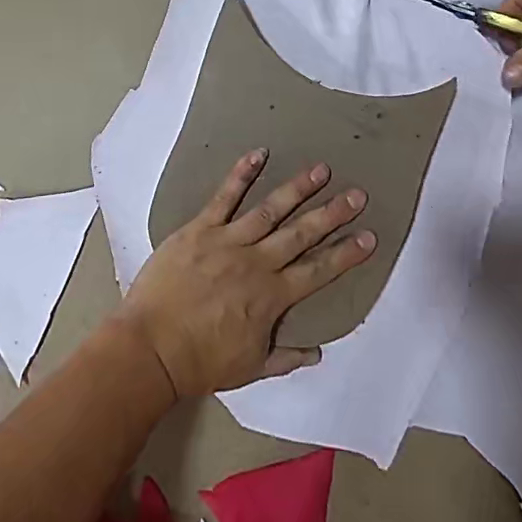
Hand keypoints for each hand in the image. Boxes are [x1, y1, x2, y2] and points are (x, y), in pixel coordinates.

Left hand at [113, 149, 375, 398]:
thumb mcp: (251, 367)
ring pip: (270, 210)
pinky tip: (258, 154)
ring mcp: (228, 241)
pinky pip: (224, 197)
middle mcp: (257, 263)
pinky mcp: (200, 229)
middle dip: (332, 214)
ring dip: (297, 188)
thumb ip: (286, 356)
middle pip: (301, 234)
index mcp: (272, 296)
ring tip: (320, 170)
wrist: (152, 346)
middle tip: (357, 195)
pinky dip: (241, 174)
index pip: (318, 271)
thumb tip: (317, 352)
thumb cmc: (201, 361)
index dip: (346, 254)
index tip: (369, 237)